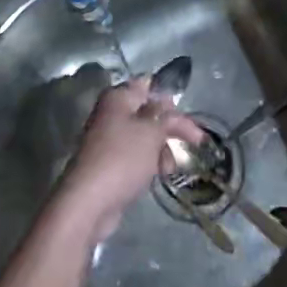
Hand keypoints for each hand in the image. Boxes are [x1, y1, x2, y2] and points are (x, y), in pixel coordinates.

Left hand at [58, 76, 203, 238]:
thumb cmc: (122, 158)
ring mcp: (110, 140)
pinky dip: (151, 162)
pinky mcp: (112, 163)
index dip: (169, 95)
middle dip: (172, 126)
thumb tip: (167, 100)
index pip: (148, 85)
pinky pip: (138, 156)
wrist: (90, 202)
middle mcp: (112, 114)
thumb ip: (166, 115)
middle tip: (196, 139)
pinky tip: (160, 174)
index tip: (189, 110)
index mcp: (118, 98)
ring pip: (146, 136)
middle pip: (150, 112)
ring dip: (163, 148)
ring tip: (170, 166)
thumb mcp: (152, 131)